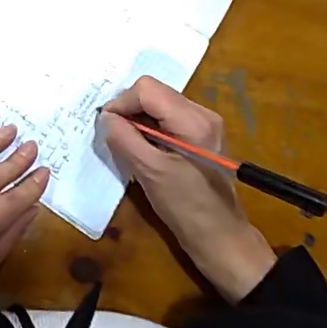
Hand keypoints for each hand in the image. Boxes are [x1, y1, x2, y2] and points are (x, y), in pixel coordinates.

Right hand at [100, 76, 274, 301]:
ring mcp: (203, 125)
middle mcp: (202, 114)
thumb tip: (106, 117)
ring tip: (128, 146)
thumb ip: (124, 138)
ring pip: (159, 106)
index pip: (147, 89)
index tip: (107, 127)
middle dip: (129, 110)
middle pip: (154, 93)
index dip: (121, 103)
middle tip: (115, 137)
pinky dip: (149, 129)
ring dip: (138, 121)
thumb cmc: (186, 207)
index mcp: (193, 120)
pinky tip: (144, 151)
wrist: (220, 238)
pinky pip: (167, 120)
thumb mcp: (149, 171)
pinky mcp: (200, 137)